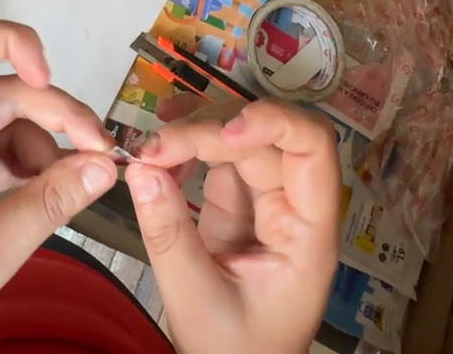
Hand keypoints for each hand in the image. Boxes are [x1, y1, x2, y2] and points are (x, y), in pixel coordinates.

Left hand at [0, 18, 117, 353]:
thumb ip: (48, 204)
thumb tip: (107, 165)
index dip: (14, 43)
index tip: (50, 80)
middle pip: (5, 90)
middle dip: (58, 113)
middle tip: (103, 154)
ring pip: (10, 122)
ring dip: (51, 146)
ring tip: (81, 184)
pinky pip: (3, 154)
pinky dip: (35, 169)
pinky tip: (58, 194)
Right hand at [125, 101, 339, 353]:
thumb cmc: (233, 352)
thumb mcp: (196, 301)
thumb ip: (168, 233)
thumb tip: (140, 168)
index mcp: (308, 229)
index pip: (312, 147)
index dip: (274, 122)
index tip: (226, 132)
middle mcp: (292, 201)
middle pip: (264, 135)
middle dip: (210, 127)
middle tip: (156, 144)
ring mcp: (265, 195)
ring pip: (239, 133)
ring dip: (195, 125)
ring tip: (151, 139)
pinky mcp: (237, 197)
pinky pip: (215, 152)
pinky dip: (186, 143)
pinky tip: (158, 150)